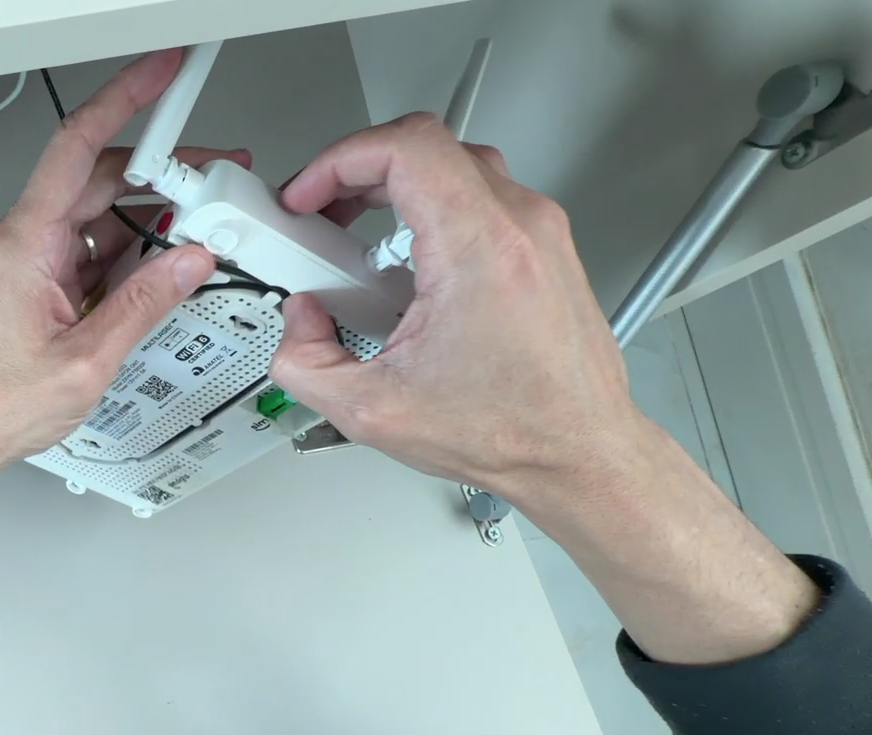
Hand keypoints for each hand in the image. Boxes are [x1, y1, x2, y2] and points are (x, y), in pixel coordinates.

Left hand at [0, 50, 246, 535]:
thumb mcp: (85, 360)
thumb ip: (142, 305)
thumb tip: (188, 263)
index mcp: (26, 246)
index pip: (76, 147)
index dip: (124, 100)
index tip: (162, 73)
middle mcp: (24, 248)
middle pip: (98, 182)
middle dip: (159, 175)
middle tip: (212, 180)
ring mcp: (32, 270)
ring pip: (100, 222)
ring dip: (147, 226)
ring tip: (195, 240)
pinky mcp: (39, 293)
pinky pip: (91, 258)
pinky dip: (127, 262)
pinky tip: (158, 278)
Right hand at [271, 112, 640, 500]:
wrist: (574, 450)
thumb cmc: (503, 429)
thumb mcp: (366, 410)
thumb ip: (303, 361)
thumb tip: (298, 320)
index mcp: (479, 249)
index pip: (407, 148)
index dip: (338, 160)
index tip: (305, 195)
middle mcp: (519, 226)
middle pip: (425, 149)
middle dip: (353, 175)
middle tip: (314, 216)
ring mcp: (536, 234)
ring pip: (449, 172)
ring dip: (386, 196)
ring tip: (346, 248)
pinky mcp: (537, 251)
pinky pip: (472, 204)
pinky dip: (419, 220)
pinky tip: (391, 274)